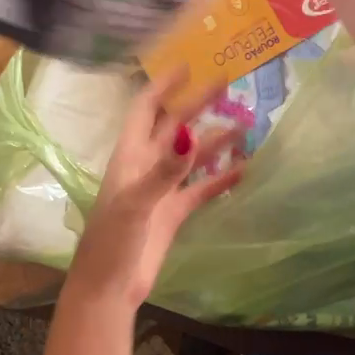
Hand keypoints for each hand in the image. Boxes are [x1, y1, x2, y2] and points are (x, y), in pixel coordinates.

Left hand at [67, 70, 244, 306]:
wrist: (108, 288)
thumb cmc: (112, 243)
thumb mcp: (136, 204)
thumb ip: (165, 170)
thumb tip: (190, 134)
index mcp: (130, 156)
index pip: (146, 109)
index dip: (164, 86)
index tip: (188, 65)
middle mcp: (146, 166)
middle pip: (174, 125)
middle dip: (198, 104)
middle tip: (227, 83)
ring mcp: (162, 189)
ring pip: (192, 155)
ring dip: (215, 140)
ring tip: (245, 125)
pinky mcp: (174, 214)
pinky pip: (201, 189)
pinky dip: (221, 179)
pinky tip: (244, 171)